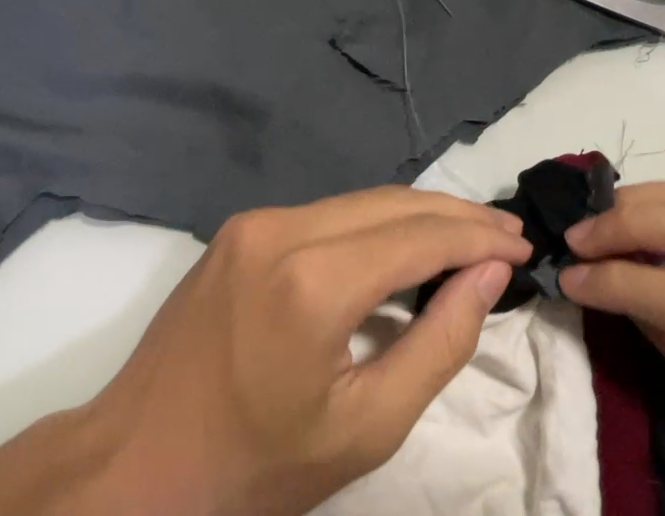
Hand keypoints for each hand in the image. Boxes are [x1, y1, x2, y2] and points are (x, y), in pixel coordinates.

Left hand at [0, 186, 530, 515]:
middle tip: (508, 237)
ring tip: (470, 239)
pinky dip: (374, 225)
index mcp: (313, 280)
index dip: (480, 236)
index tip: (526, 245)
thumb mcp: (368, 425)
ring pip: (359, 202)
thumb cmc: (258, 463)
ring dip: (418, 217)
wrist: (138, 461)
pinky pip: (325, 214)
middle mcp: (281, 229)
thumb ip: (440, 342)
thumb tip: (488, 272)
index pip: (421, 235)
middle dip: (457, 217)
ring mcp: (253, 223)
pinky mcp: (238, 231)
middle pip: (392, 204)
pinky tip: (403, 247)